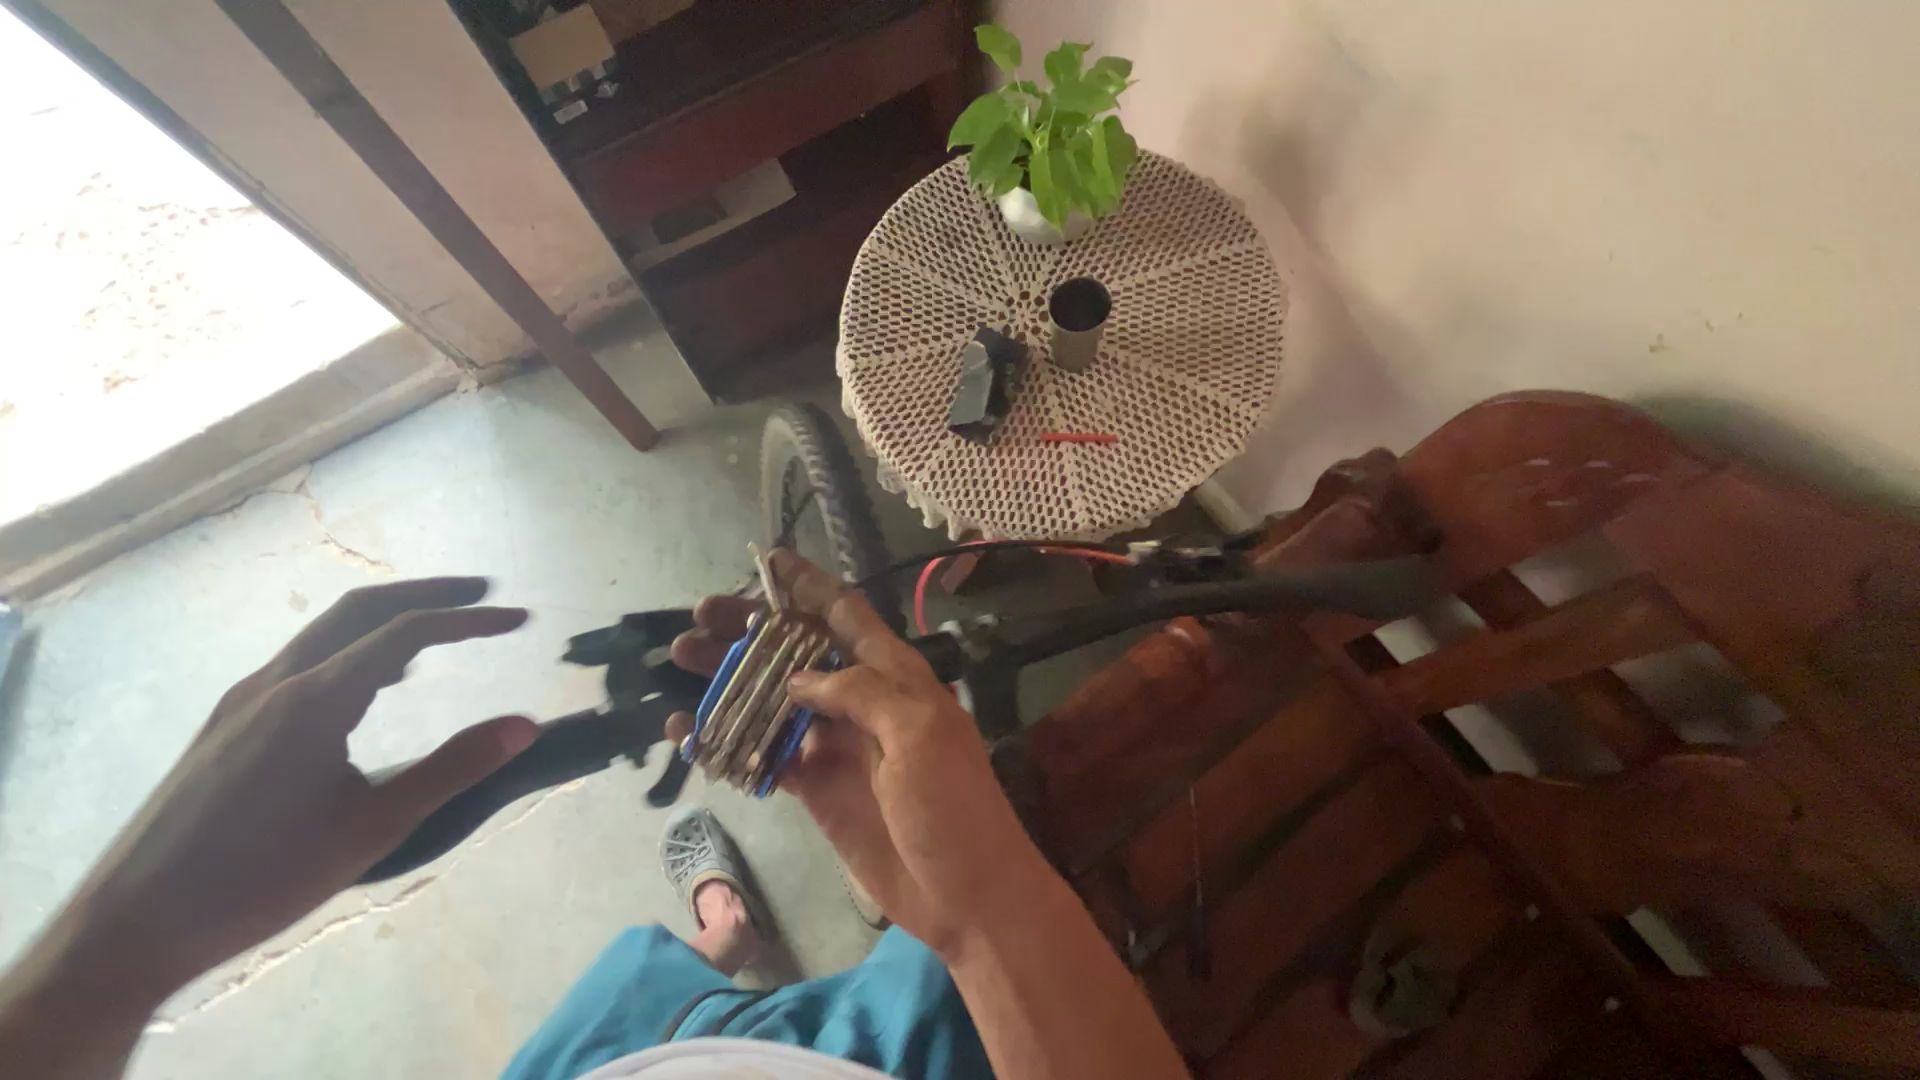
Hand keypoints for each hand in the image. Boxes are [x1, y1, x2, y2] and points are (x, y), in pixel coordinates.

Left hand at [63, 577, 536, 997]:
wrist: (126, 930)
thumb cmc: (262, 877)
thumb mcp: (374, 826)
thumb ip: (453, 768)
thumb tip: (525, 725)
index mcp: (315, 701)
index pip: (406, 632)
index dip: (469, 621)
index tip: (519, 621)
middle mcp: (276, 684)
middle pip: (359, 610)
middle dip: (426, 593)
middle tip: (482, 595)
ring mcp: (244, 702)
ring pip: (326, 633)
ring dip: (388, 618)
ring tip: (440, 634)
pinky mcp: (228, 725)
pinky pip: (303, 660)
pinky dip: (355, 648)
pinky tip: (375, 684)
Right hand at [668, 551, 1050, 955]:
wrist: (964, 894)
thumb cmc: (952, 805)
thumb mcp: (918, 733)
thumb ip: (860, 692)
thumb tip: (797, 677)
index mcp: (894, 675)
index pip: (847, 615)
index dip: (810, 585)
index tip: (768, 559)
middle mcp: (860, 701)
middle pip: (797, 651)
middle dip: (752, 629)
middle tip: (701, 615)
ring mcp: (835, 745)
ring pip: (772, 699)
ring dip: (729, 679)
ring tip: (681, 658)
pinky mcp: (815, 788)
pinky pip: (764, 756)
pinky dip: (727, 742)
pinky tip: (687, 732)